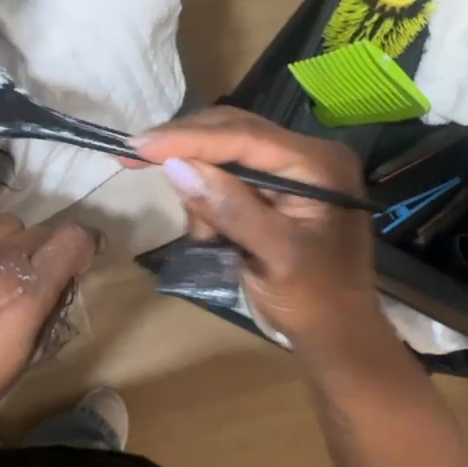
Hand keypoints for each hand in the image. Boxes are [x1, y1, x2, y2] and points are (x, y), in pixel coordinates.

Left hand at [0, 201, 98, 445]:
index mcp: (26, 295)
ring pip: (9, 221)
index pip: (72, 239)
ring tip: (7, 264)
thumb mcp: (24, 358)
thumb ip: (47, 312)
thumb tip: (58, 282)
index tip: (89, 254)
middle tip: (44, 274)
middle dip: (54, 249)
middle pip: (43, 230)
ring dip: (18, 240)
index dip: (89, 242)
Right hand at [130, 107, 378, 345]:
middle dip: (183, 149)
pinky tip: (212, 236)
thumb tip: (175, 167)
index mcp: (318, 165)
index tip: (137, 145)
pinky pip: (225, 175)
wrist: (338, 335)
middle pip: (230, 131)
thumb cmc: (315, 300)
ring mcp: (289, 169)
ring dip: (198, 186)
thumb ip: (229, 208)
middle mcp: (305, 155)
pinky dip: (205, 199)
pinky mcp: (273, 186)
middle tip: (130, 155)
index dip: (187, 139)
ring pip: (221, 151)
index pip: (244, 137)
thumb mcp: (275, 257)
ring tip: (206, 237)